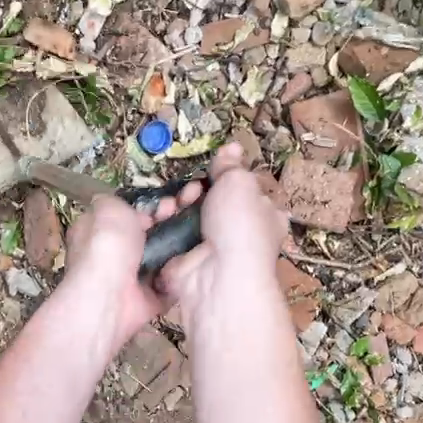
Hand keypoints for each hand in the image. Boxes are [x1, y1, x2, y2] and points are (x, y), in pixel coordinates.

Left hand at [60, 193, 184, 351]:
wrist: (111, 295)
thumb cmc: (107, 245)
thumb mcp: (108, 207)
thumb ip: (114, 200)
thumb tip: (121, 205)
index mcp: (99, 231)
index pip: (129, 213)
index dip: (151, 203)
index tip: (169, 199)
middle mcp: (114, 254)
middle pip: (149, 231)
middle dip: (171, 217)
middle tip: (188, 209)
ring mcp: (133, 277)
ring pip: (163, 254)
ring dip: (181, 241)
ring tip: (198, 228)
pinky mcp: (150, 297)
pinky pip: (171, 279)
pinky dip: (184, 268)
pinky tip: (198, 253)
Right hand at [155, 143, 288, 330]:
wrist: (217, 276)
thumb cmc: (239, 227)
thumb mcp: (240, 184)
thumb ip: (231, 166)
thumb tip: (232, 147)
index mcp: (263, 216)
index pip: (245, 192)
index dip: (228, 178)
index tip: (214, 168)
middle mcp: (238, 234)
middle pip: (210, 202)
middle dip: (196, 190)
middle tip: (192, 190)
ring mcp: (208, 250)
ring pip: (186, 217)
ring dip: (176, 205)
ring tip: (173, 204)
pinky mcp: (182, 261)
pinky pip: (169, 235)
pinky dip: (161, 224)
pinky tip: (160, 217)